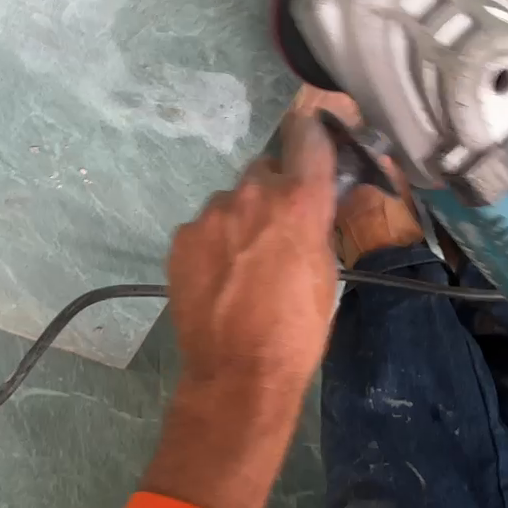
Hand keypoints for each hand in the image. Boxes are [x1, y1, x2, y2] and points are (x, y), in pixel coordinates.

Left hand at [164, 109, 339, 396]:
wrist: (238, 372)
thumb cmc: (297, 330)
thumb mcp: (326, 272)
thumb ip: (318, 225)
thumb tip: (315, 203)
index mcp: (299, 200)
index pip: (307, 135)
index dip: (311, 135)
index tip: (311, 142)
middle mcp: (251, 195)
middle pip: (263, 171)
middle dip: (271, 192)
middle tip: (275, 231)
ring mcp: (210, 216)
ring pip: (230, 202)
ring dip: (238, 220)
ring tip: (241, 264)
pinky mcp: (181, 239)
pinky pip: (203, 228)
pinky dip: (211, 243)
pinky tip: (217, 276)